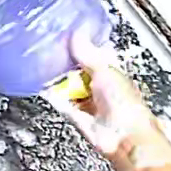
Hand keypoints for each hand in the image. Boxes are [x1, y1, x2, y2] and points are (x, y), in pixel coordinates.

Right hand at [48, 32, 158, 159]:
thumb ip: (87, 53)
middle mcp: (99, 87)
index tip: (67, 35)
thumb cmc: (126, 106)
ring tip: (45, 65)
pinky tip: (43, 84)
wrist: (122, 137)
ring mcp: (87, 101)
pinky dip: (51, 93)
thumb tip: (77, 33)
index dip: (82, 45)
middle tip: (52, 50)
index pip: (94, 54)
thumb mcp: (105, 70)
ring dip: (58, 78)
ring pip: (67, 85)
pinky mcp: (75, 113)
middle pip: (77, 70)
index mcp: (112, 73)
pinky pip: (59, 100)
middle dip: (66, 62)